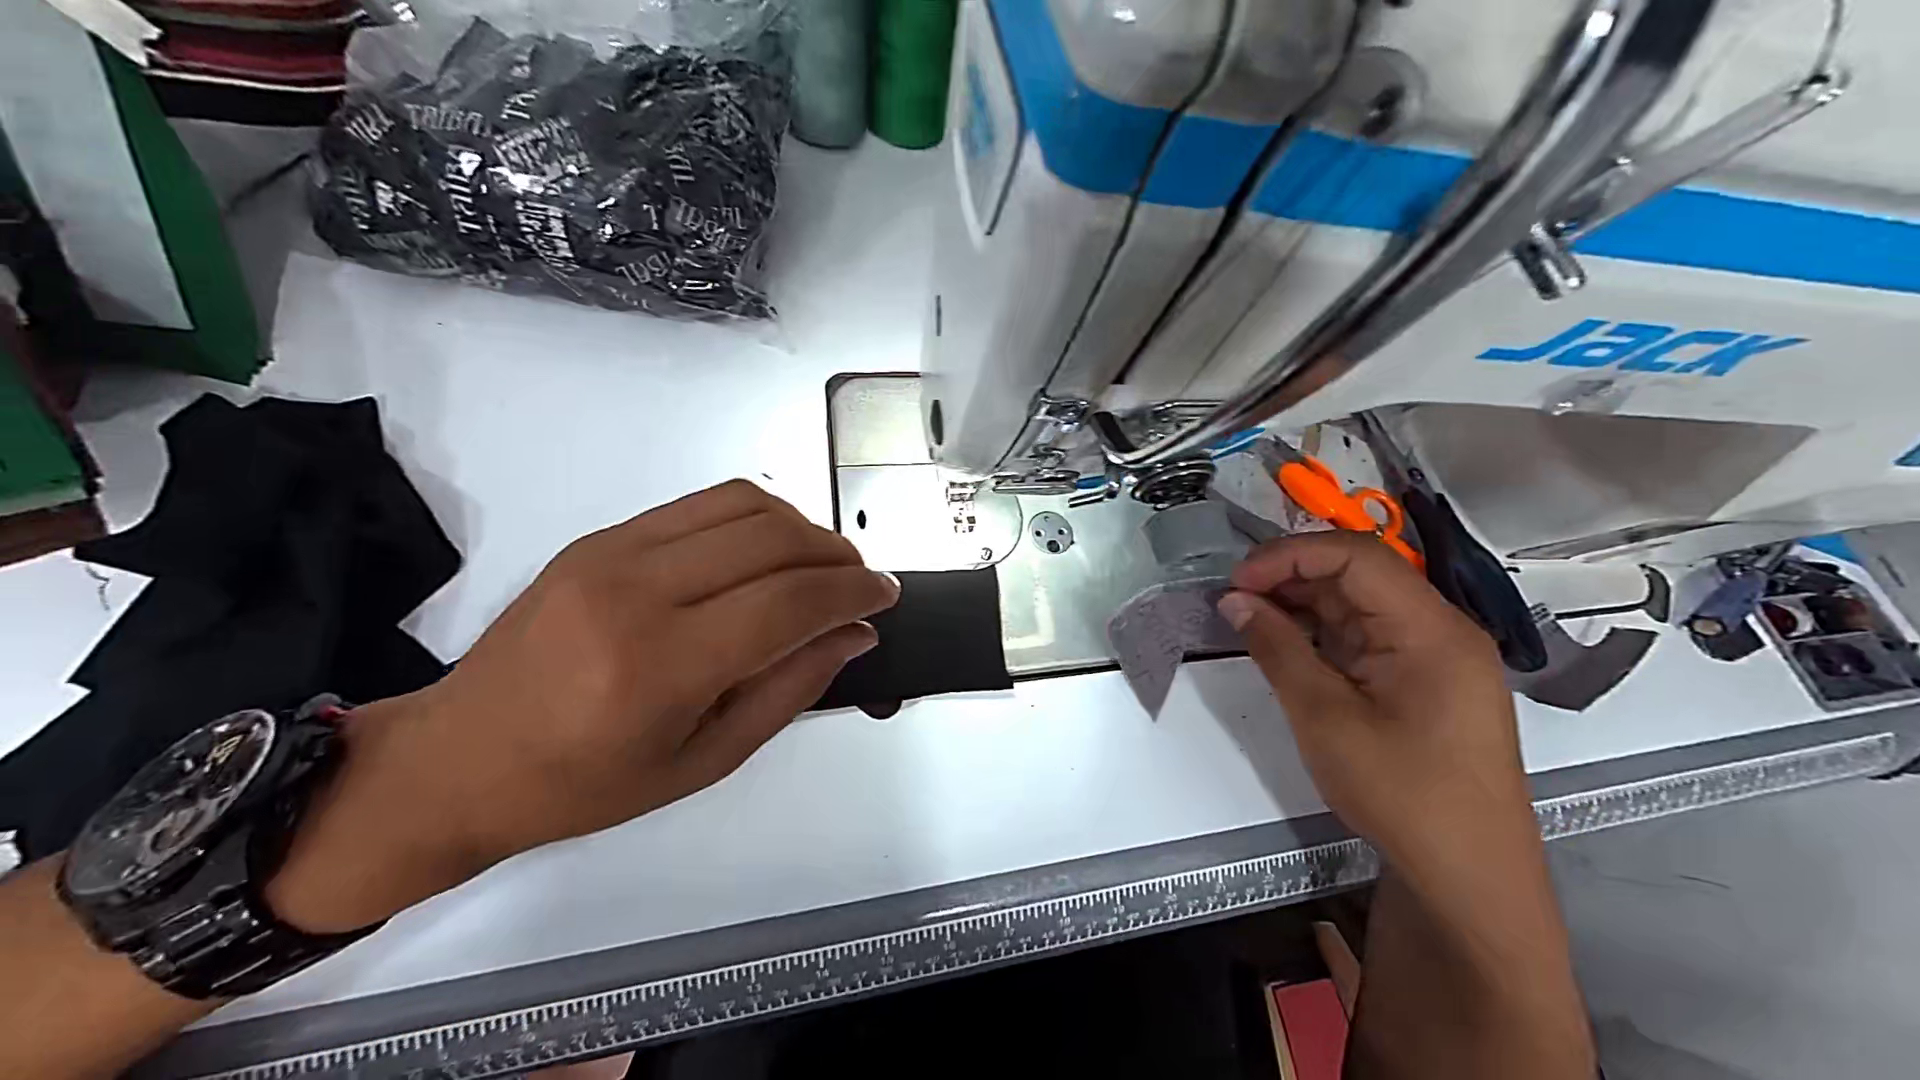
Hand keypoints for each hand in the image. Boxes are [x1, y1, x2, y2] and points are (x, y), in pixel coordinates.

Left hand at [266, 480, 898, 930]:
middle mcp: (637, 592)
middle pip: (774, 540)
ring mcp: (613, 552)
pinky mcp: (601, 536)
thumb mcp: (706, 760)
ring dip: (802, 527)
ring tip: (822, 563)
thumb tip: (855, 633)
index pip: (788, 603)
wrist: (462, 756)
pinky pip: (702, 503)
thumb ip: (790, 689)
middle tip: (861, 582)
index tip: (886, 595)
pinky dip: (757, 516)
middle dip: (837, 555)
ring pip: (743, 505)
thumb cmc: (586, 784)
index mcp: (661, 666)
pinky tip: (769, 550)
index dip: (852, 591)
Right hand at [1216, 532, 1533, 876]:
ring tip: (1250, 618)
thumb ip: (1277, 649)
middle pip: (1359, 574)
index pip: (1355, 557)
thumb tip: (1235, 601)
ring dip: (1302, 603)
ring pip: (1359, 603)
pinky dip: (1320, 632)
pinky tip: (1285, 643)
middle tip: (1235, 599)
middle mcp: (1439, 629)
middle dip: (1291, 577)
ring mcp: (1433, 654)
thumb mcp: (1324, 718)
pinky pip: (1365, 634)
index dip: (1289, 556)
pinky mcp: (1421, 678)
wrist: (1468, 875)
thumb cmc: (1401, 793)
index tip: (1237, 581)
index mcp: (1431, 629)